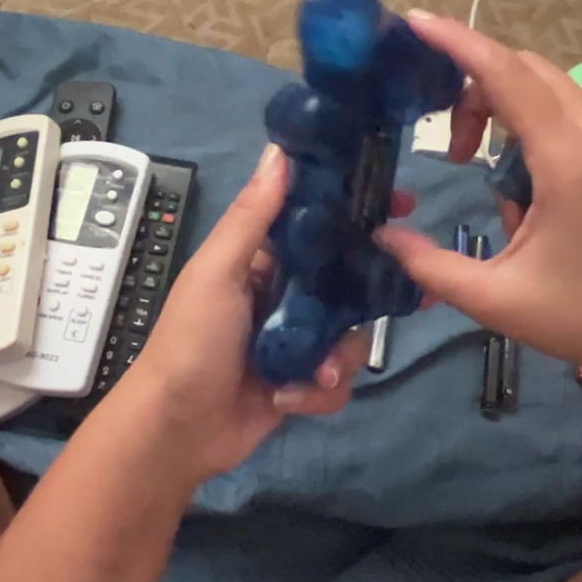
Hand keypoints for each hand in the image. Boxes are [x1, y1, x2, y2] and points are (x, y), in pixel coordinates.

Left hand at [112, 144, 369, 479]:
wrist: (176, 430)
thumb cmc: (191, 341)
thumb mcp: (216, 272)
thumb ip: (250, 217)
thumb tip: (279, 151)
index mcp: (261, 260)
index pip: (317, 224)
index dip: (355, 212)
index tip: (400, 204)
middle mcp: (283, 295)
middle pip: (347, 279)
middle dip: (366, 294)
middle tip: (404, 288)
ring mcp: (295, 340)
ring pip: (350, 333)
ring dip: (339, 355)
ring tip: (317, 371)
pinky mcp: (301, 382)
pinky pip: (336, 379)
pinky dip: (317, 391)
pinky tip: (288, 398)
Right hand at [374, 12, 581, 393]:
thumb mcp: (494, 299)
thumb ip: (430, 264)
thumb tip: (382, 235)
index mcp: (570, 160)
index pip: (507, 75)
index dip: (458, 43)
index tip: (416, 23)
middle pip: (530, 72)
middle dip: (477, 89)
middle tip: (450, 145)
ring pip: (554, 94)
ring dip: (507, 113)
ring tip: (483, 171)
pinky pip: (575, 121)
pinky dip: (536, 134)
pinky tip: (527, 192)